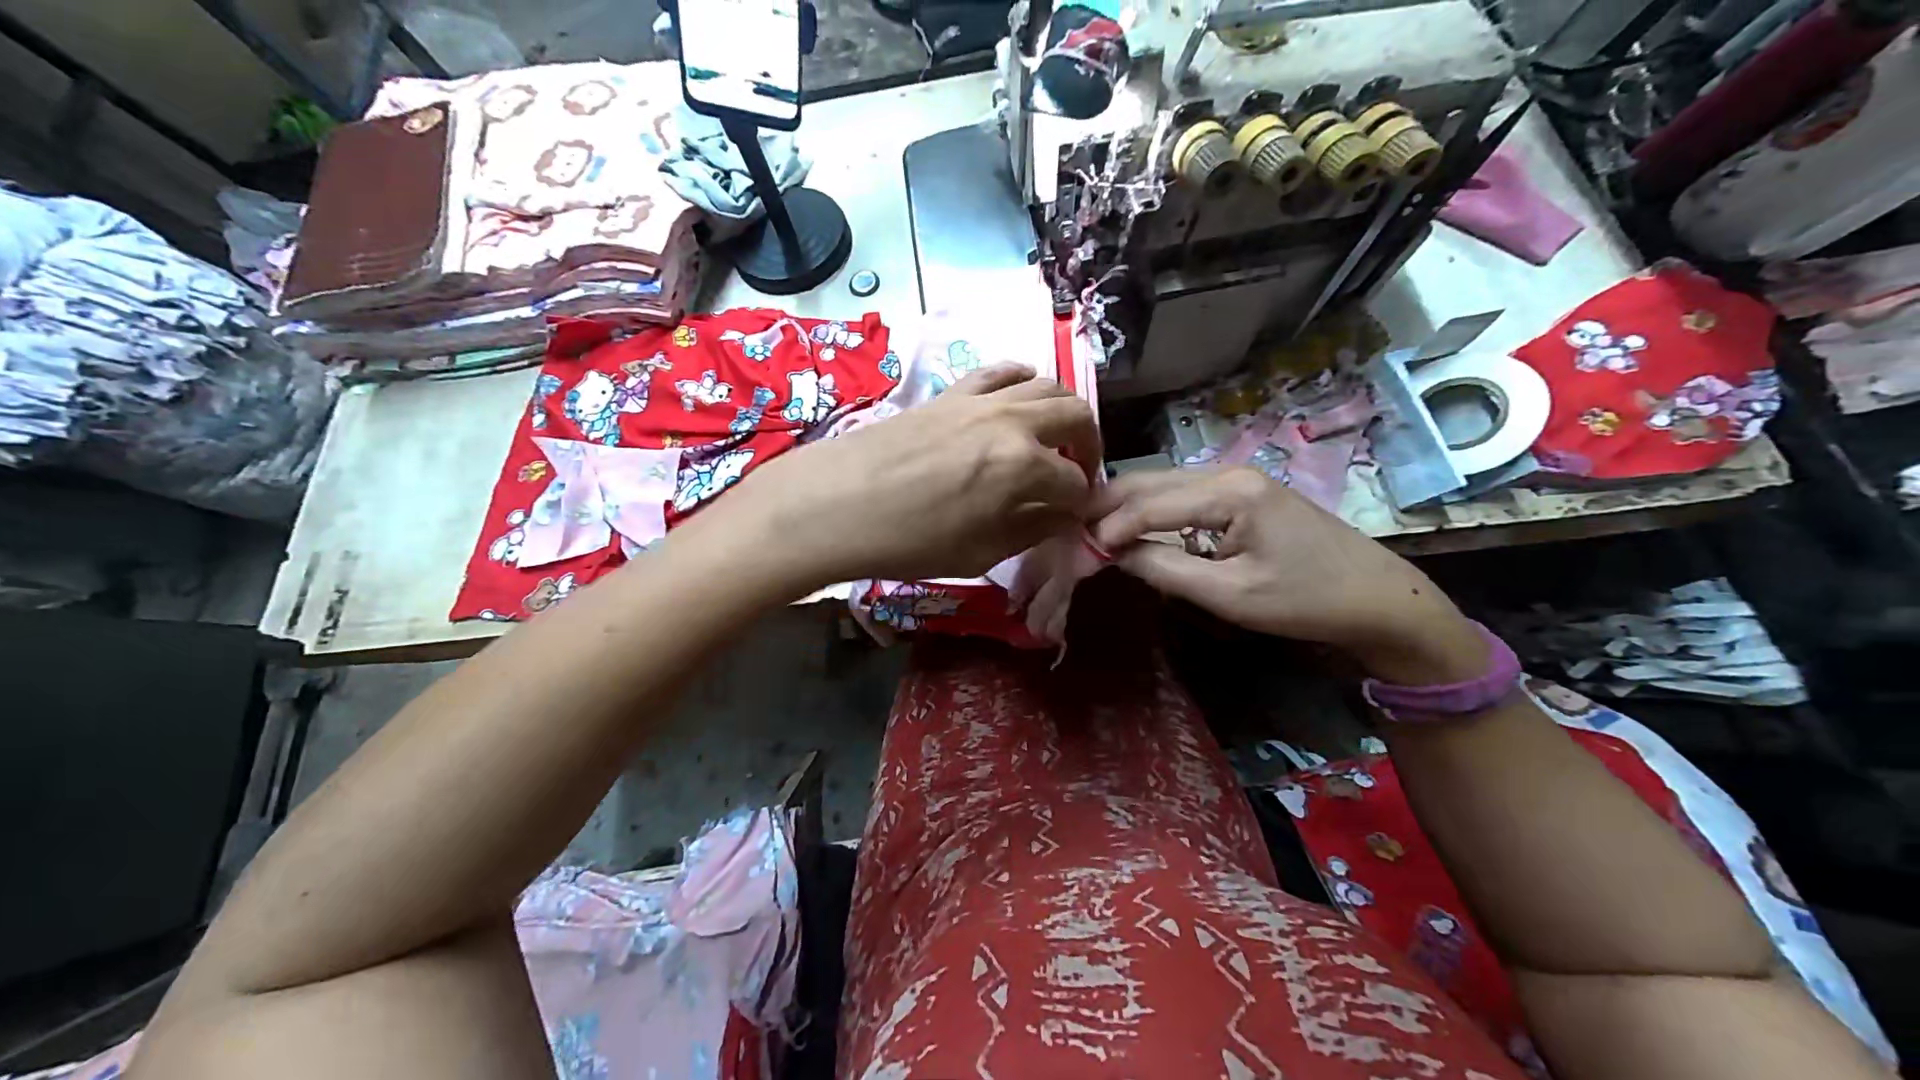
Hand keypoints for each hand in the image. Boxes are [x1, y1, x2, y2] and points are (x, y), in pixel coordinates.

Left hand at [722, 363, 1100, 586]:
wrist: (831, 504)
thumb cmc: (905, 541)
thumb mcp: (978, 553)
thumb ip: (1031, 528)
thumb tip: (1062, 515)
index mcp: (1024, 466)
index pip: (1076, 483)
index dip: (1082, 504)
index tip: (1076, 519)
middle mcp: (1011, 421)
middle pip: (1076, 416)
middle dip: (1088, 447)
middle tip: (1076, 476)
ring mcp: (980, 399)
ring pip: (1045, 385)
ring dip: (1061, 412)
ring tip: (1052, 441)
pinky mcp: (951, 392)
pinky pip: (1000, 371)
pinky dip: (1022, 382)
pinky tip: (1017, 401)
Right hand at [1089, 467, 1485, 683]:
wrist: (1378, 598)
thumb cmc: (1304, 601)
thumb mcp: (1229, 594)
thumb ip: (1164, 568)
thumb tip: (1112, 553)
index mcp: (1227, 492)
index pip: (1147, 503)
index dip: (1106, 527)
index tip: (1075, 552)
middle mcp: (1228, 472)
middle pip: (1149, 482)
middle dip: (1107, 507)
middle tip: (1070, 533)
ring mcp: (1237, 478)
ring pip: (1162, 484)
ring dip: (1126, 507)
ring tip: (1093, 532)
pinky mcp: (1243, 493)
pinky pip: (1182, 495)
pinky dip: (1151, 511)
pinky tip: (1134, 528)